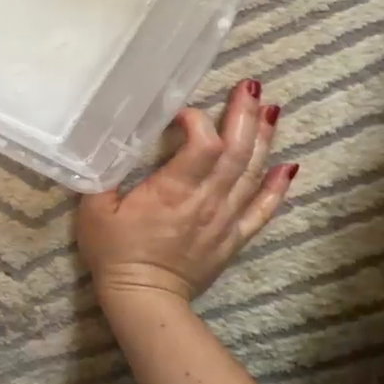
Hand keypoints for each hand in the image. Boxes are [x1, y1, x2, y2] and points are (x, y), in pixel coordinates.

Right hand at [76, 80, 297, 305]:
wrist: (144, 296)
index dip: (199, 122)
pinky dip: (279, 185)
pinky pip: (263, 207)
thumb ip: (106, 174)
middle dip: (244, 117)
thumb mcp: (93, 208)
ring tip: (271, 108)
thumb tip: (117, 143)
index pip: (201, 148)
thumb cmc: (112, 250)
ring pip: (253, 173)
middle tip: (250, 86)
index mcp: (172, 193)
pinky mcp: (234, 235)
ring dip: (264, 139)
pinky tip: (290, 163)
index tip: (183, 108)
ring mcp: (225, 219)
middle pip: (235, 153)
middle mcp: (207, 202)